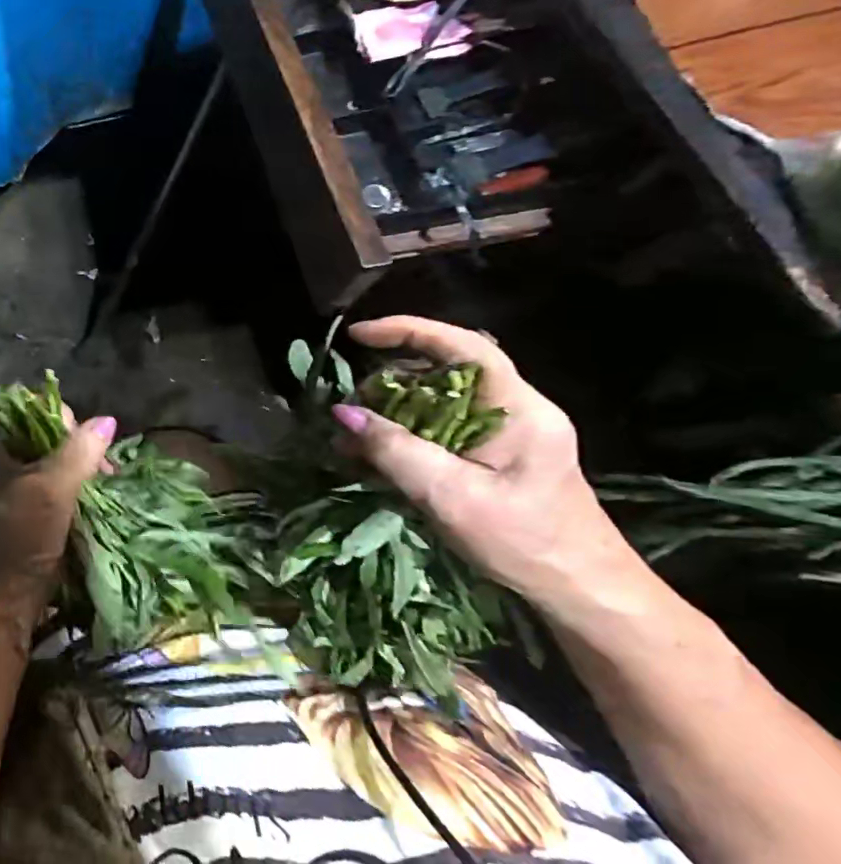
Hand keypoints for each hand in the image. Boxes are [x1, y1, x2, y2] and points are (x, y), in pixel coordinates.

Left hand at [0, 410, 115, 620]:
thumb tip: (108, 420)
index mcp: (5, 449)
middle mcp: (16, 463)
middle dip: (87, 449)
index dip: (68, 422)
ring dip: (92, 471)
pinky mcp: (47, 513)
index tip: (90, 442)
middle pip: (58, 439)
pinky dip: (91, 490)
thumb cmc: (23, 535)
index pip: (40, 414)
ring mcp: (32, 489)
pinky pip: (74, 490)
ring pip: (69, 465)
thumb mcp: (50, 488)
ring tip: (112, 483)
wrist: (13, 594)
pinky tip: (108, 497)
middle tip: (108, 469)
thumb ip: (77, 453)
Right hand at [332, 316, 650, 618]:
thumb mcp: (449, 494)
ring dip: (385, 415)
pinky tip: (370, 459)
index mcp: (518, 409)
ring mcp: (503, 433)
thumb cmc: (525, 542)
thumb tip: (342, 412)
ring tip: (349, 444)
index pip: (463, 346)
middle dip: (384, 385)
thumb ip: (393, 449)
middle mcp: (513, 410)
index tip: (357, 336)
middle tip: (346, 413)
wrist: (583, 593)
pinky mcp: (491, 455)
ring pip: (431, 401)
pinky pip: (436, 428)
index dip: (407, 331)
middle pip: (439, 372)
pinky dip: (399, 437)